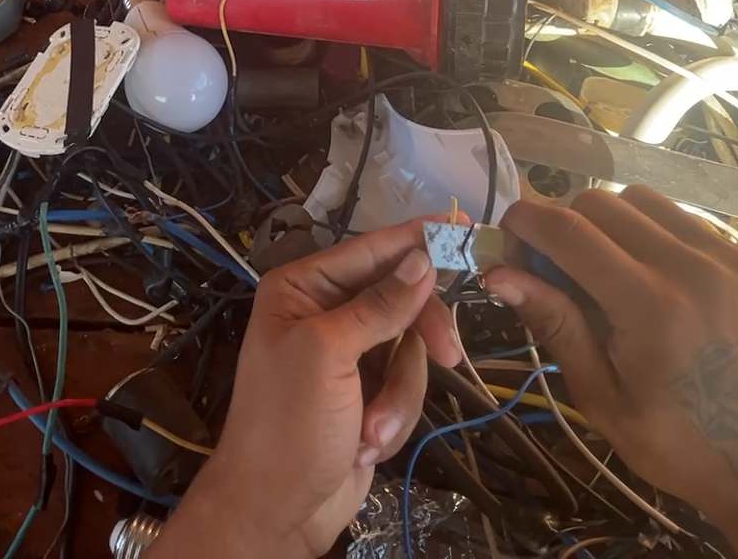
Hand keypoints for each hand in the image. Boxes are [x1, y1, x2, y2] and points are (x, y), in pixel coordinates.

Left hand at [148, 219, 461, 558]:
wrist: (276, 511)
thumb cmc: (288, 422)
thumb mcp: (329, 355)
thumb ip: (379, 306)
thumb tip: (421, 258)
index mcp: (301, 287)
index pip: (367, 250)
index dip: (414, 238)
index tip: (461, 226)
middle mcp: (324, 310)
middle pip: (398, 297)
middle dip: (418, 334)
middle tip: (452, 354)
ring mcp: (347, 352)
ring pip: (407, 346)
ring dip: (397, 393)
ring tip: (370, 431)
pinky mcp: (367, 389)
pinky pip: (404, 383)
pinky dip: (394, 414)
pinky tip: (365, 446)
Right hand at [485, 187, 737, 558]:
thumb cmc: (678, 443)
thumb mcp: (601, 395)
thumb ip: (552, 322)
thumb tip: (496, 273)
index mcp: (653, 308)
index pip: (566, 230)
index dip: (523, 222)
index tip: (507, 240)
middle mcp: (695, 269)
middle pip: (598, 202)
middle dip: (562, 224)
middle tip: (558, 269)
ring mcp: (733, 260)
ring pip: (639, 199)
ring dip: (607, 222)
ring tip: (607, 269)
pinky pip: (681, 218)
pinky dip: (650, 233)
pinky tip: (654, 277)